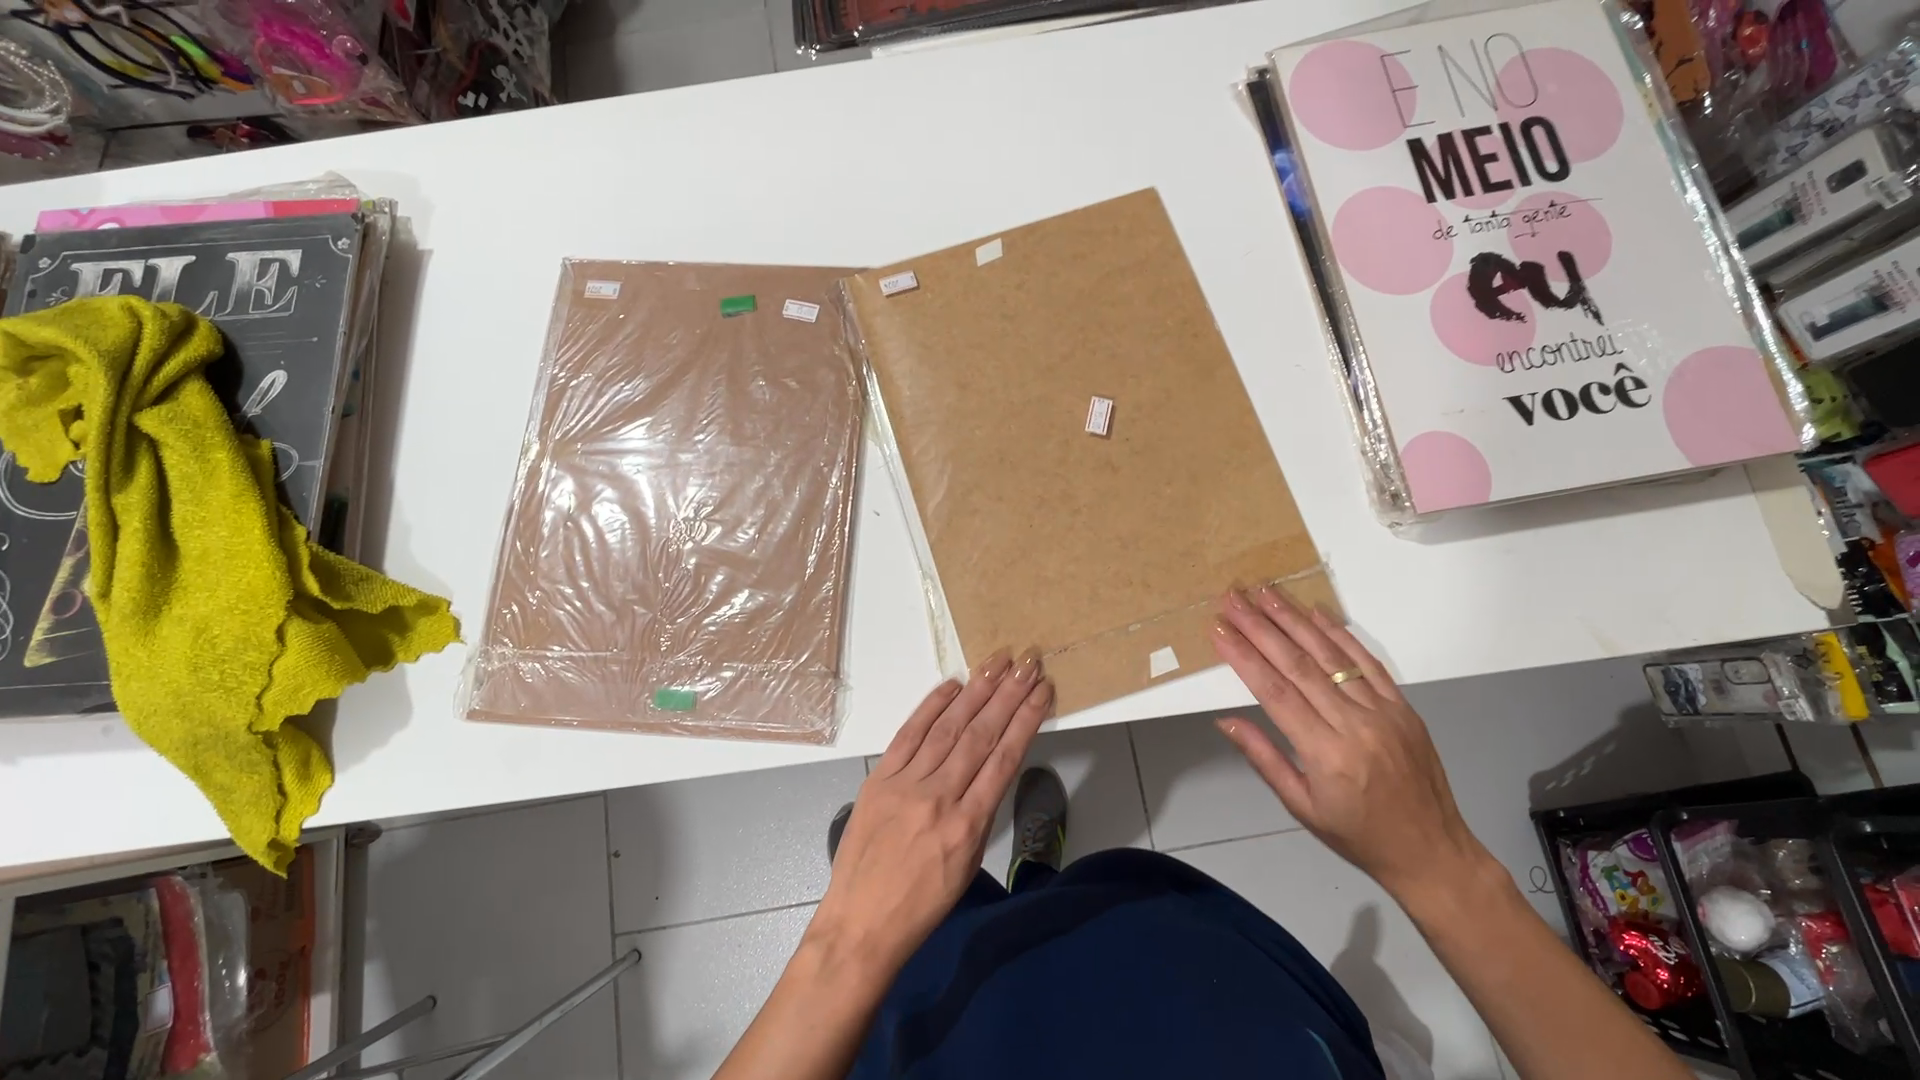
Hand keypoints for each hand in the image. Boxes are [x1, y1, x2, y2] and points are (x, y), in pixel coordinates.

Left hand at [809, 649, 1052, 972]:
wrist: (862, 923)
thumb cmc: (923, 904)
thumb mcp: (968, 864)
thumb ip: (981, 813)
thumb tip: (992, 768)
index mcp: (968, 825)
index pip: (1004, 760)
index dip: (1025, 720)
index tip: (1042, 693)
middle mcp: (939, 797)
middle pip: (980, 736)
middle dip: (1007, 696)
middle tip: (1027, 665)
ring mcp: (905, 785)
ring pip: (947, 728)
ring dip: (975, 693)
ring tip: (997, 664)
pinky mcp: (879, 780)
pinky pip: (908, 735)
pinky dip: (930, 707)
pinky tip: (952, 687)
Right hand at [1208, 586, 1490, 904]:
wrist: (1431, 851)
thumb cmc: (1357, 835)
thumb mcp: (1301, 807)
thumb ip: (1264, 758)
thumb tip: (1226, 720)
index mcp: (1325, 754)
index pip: (1274, 692)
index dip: (1244, 657)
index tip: (1219, 630)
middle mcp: (1354, 725)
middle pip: (1299, 665)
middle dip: (1261, 628)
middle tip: (1233, 598)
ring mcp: (1383, 711)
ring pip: (1331, 655)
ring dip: (1294, 620)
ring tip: (1266, 593)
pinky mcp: (1402, 706)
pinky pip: (1368, 662)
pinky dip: (1340, 634)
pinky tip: (1315, 612)